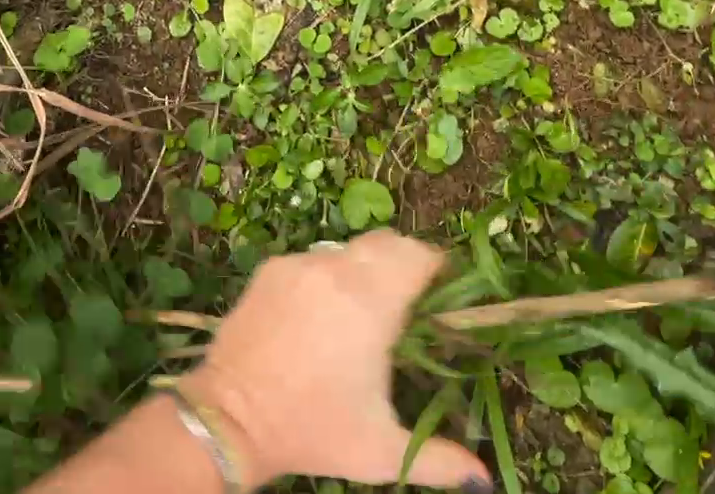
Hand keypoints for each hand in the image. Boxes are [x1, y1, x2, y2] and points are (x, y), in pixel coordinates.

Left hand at [178, 230, 490, 491]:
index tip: (443, 287)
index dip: (436, 266)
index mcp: (372, 305)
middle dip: (404, 262)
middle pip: (387, 243)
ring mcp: (301, 264)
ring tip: (364, 308)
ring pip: (348, 250)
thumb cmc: (313, 430)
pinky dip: (326, 276)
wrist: (230, 417)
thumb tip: (483, 479)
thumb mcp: (381, 452)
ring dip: (365, 268)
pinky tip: (320, 313)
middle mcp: (338, 271)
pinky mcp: (272, 268)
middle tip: (410, 296)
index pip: (417, 256)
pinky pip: (313, 259)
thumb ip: (440, 460)